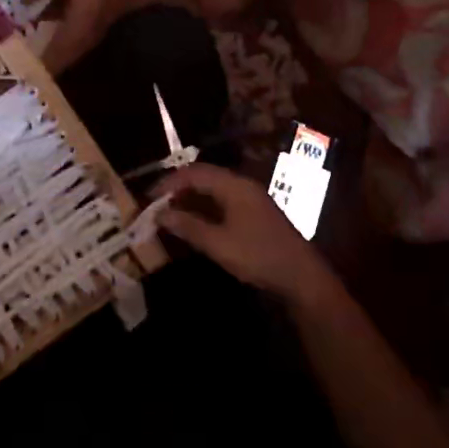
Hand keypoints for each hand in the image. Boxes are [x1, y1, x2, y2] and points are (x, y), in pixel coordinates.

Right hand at [152, 164, 333, 302]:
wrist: (300, 274)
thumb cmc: (258, 256)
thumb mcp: (218, 244)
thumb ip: (188, 226)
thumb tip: (160, 213)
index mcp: (234, 186)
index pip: (195, 173)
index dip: (169, 183)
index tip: (148, 198)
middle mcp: (243, 185)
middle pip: (204, 177)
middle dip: (178, 188)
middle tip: (156, 205)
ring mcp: (251, 199)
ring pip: (214, 189)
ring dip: (191, 199)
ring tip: (170, 214)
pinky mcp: (255, 213)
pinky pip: (224, 201)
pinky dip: (205, 208)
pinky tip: (195, 223)